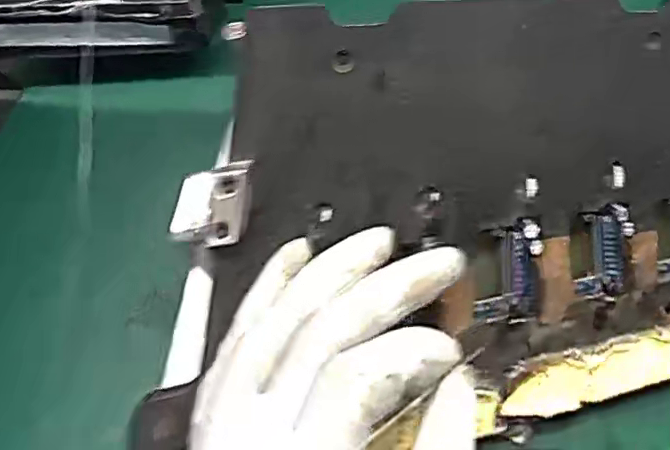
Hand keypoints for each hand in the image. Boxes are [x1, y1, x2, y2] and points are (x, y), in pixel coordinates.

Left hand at [192, 228, 474, 449]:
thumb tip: (458, 383)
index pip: (351, 378)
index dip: (411, 349)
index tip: (453, 351)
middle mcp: (248, 446)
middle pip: (319, 333)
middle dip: (390, 286)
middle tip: (441, 262)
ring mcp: (220, 437)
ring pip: (271, 326)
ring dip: (330, 271)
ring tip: (379, 240)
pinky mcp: (211, 434)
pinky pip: (232, 350)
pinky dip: (265, 295)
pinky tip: (294, 257)